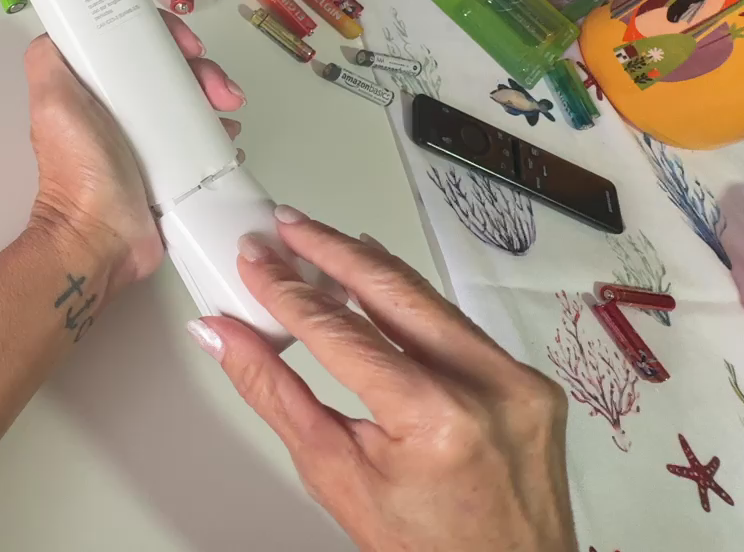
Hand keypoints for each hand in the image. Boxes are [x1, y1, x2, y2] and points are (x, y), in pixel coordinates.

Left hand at [24, 10, 244, 292]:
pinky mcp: (168, 161)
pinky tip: (228, 133)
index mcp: (89, 85)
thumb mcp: (53, 104)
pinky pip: (198, 131)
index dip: (159, 32)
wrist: (102, 241)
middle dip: (197, 66)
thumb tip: (61, 28)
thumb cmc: (78, 171)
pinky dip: (216, 126)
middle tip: (217, 84)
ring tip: (228, 107)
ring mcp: (144, 133)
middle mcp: (115, 104)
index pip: (126, 39)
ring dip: (213, 91)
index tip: (184, 43)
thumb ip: (47, 61)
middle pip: (163, 64)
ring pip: (185, 94)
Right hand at [189, 212, 574, 551]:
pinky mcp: (525, 377)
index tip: (251, 257)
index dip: (286, 289)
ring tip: (312, 236)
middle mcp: (487, 387)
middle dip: (328, 248)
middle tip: (284, 222)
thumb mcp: (329, 472)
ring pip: (422, 295)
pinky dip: (399, 290)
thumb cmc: (420, 546)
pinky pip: (449, 317)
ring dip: (361, 262)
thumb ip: (270, 389)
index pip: (340, 332)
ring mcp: (516, 379)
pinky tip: (367, 270)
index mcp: (435, 419)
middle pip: (389, 289)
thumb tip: (218, 331)